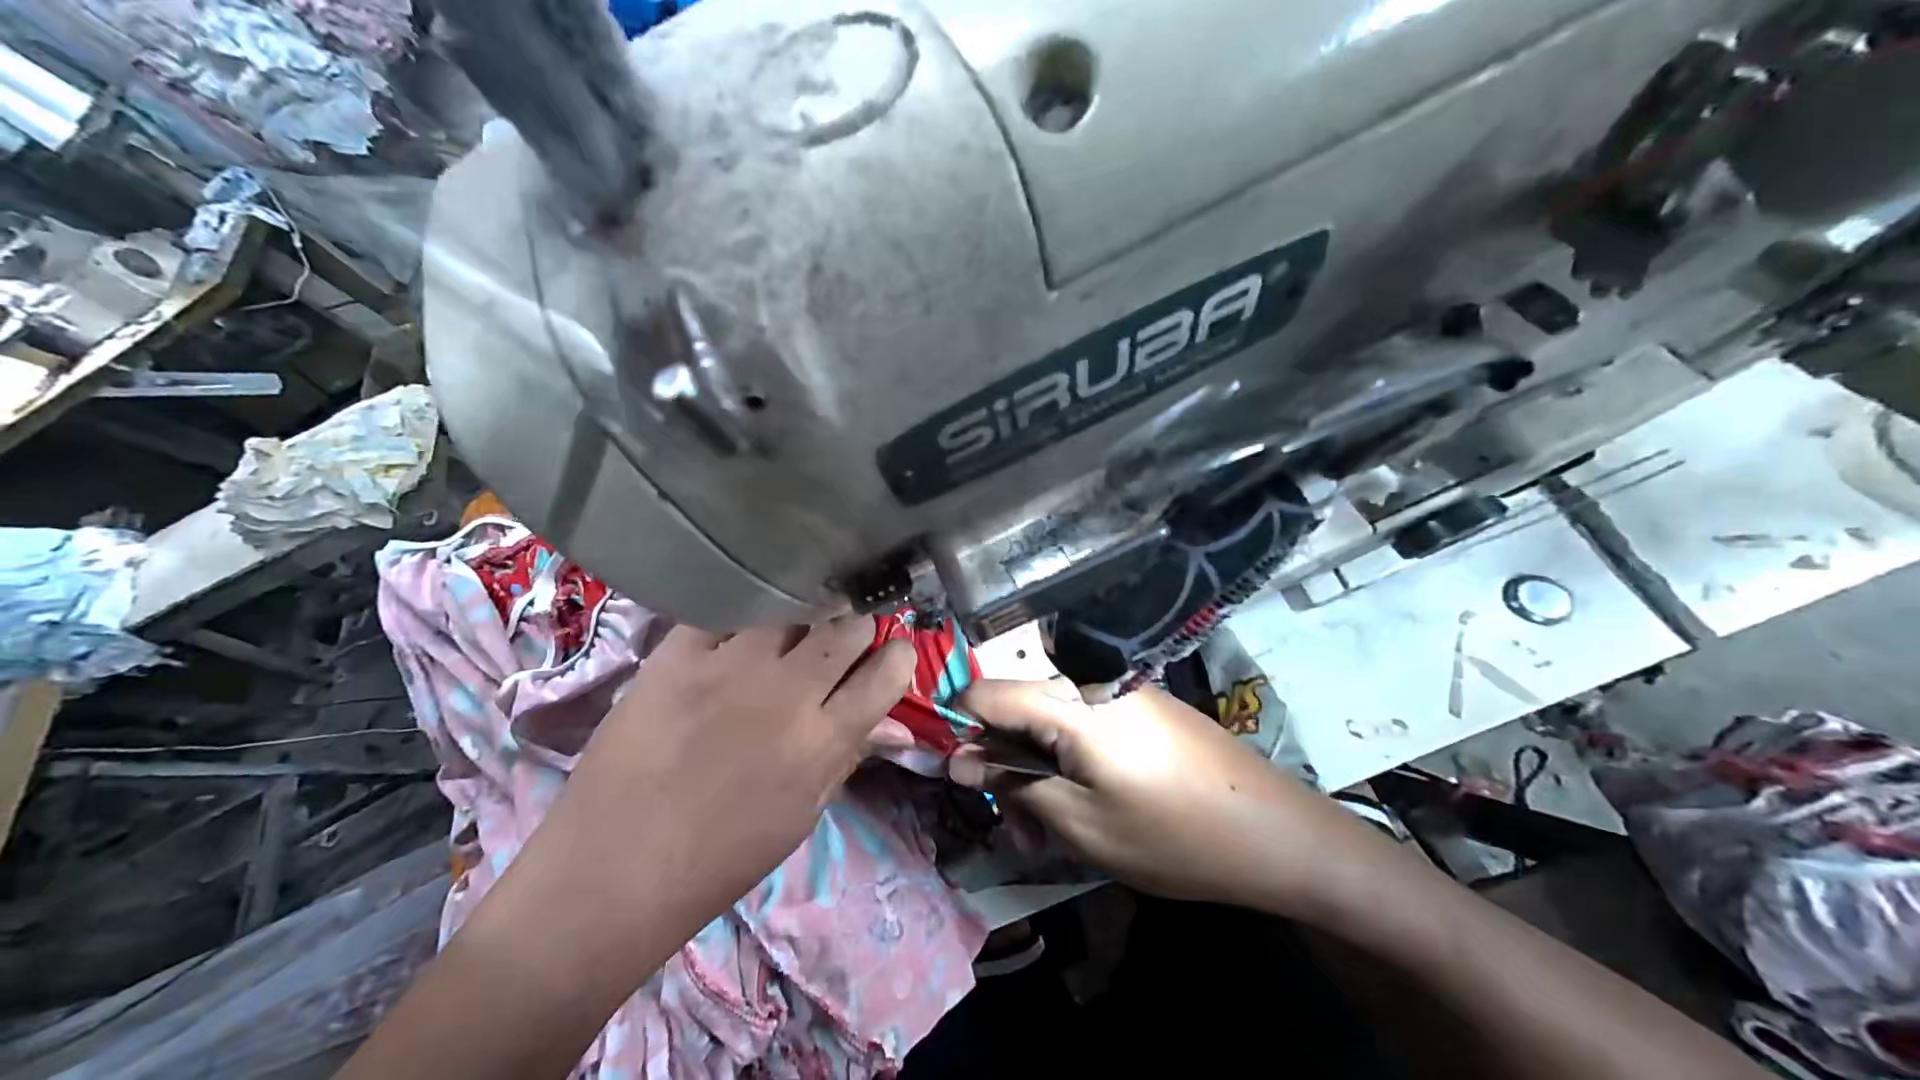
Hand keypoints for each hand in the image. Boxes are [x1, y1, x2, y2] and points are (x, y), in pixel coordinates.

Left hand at [527, 618, 914, 926]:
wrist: (616, 868)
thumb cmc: (720, 858)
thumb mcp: (801, 816)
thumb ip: (846, 757)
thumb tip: (891, 723)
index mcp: (822, 740)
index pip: (886, 673)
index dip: (897, 657)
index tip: (891, 654)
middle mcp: (786, 692)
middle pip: (846, 627)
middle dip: (856, 626)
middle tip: (843, 637)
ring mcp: (730, 666)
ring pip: (793, 607)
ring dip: (804, 614)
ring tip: (794, 624)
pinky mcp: (678, 654)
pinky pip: (727, 610)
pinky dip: (743, 615)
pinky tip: (740, 625)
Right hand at [951, 680, 1381, 913]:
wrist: (1280, 835)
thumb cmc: (1174, 836)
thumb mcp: (1081, 824)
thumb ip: (1013, 784)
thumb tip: (959, 761)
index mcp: (1073, 701)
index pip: (986, 692)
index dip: (964, 732)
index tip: (965, 778)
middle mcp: (1092, 681)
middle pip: (1018, 706)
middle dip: (1004, 762)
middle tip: (1015, 824)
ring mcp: (1121, 692)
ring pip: (1050, 719)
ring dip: (1037, 768)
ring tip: (1049, 827)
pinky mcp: (1142, 707)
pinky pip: (1084, 722)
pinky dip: (1070, 760)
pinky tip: (1083, 804)